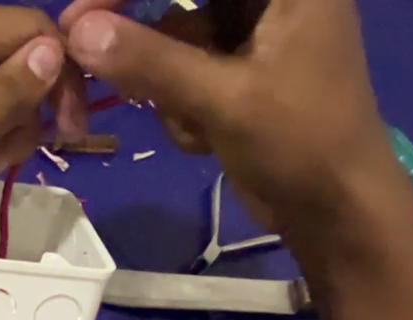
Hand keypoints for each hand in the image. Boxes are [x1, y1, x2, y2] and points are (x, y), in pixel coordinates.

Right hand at [58, 0, 412, 257]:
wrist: (333, 207)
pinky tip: (205, 139)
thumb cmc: (301, 140)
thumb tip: (79, 31)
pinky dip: (179, 108)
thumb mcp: (223, 98)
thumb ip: (152, 62)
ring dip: (165, 88)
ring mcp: (250, 35)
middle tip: (90, 57)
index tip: (79, 14)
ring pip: (173, 41)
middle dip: (146, 44)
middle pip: (180, 3)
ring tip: (195, 128)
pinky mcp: (235, 74)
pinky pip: (182, 75)